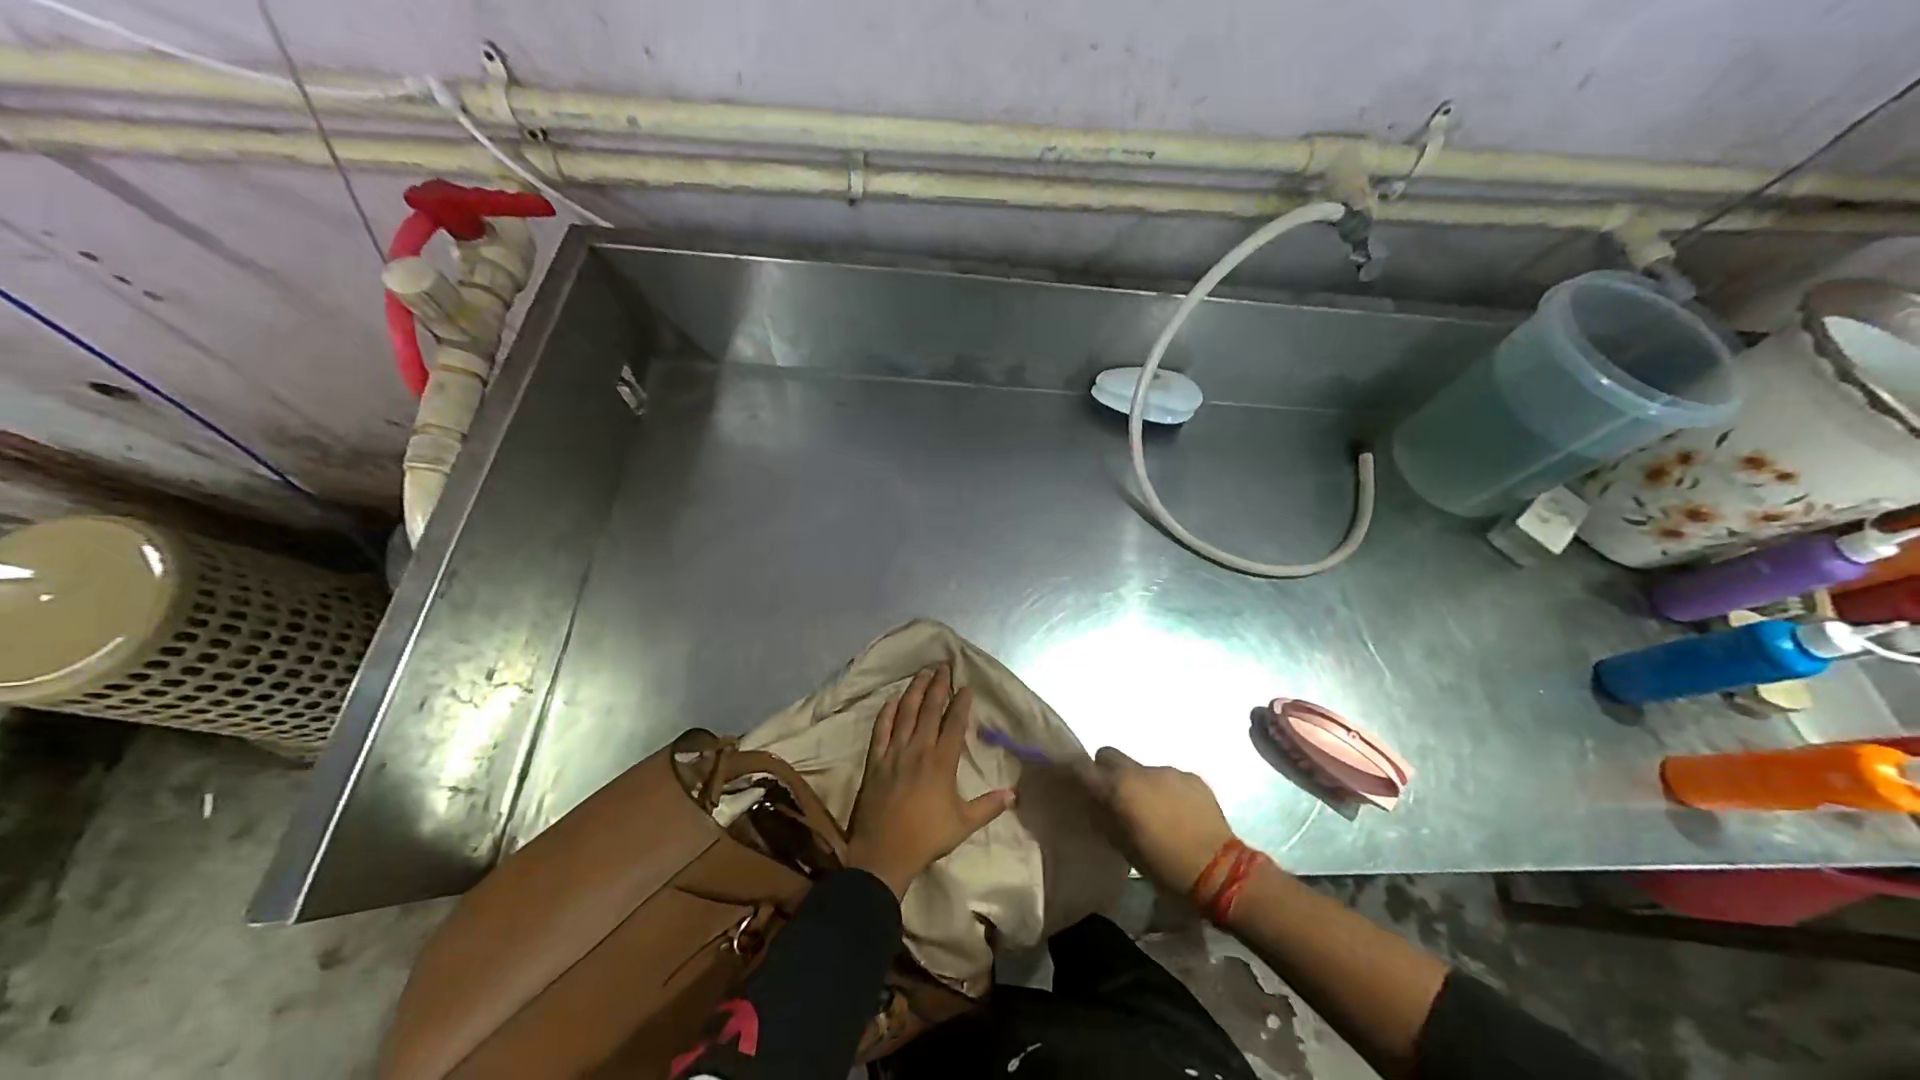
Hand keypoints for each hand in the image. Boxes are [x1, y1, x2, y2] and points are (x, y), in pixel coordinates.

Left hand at [846, 665, 1014, 897]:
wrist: (884, 852)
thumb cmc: (926, 838)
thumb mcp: (963, 824)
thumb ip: (988, 806)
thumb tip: (1013, 794)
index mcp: (942, 763)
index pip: (954, 724)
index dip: (961, 704)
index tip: (966, 687)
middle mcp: (918, 750)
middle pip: (930, 711)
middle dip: (938, 687)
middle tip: (943, 667)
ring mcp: (894, 753)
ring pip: (905, 714)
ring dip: (914, 691)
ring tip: (921, 673)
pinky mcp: (875, 761)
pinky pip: (881, 730)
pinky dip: (887, 713)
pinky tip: (892, 700)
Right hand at [1075, 747, 1235, 895]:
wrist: (1219, 870)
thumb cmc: (1164, 865)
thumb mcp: (1122, 847)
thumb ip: (1104, 818)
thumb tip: (1094, 804)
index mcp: (1119, 788)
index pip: (1081, 767)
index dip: (1074, 773)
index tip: (1073, 784)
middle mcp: (1140, 771)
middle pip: (1108, 755)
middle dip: (1105, 771)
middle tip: (1114, 798)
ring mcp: (1168, 771)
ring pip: (1141, 768)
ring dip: (1139, 784)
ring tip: (1153, 813)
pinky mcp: (1192, 777)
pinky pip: (1168, 777)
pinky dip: (1165, 790)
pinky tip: (1177, 815)